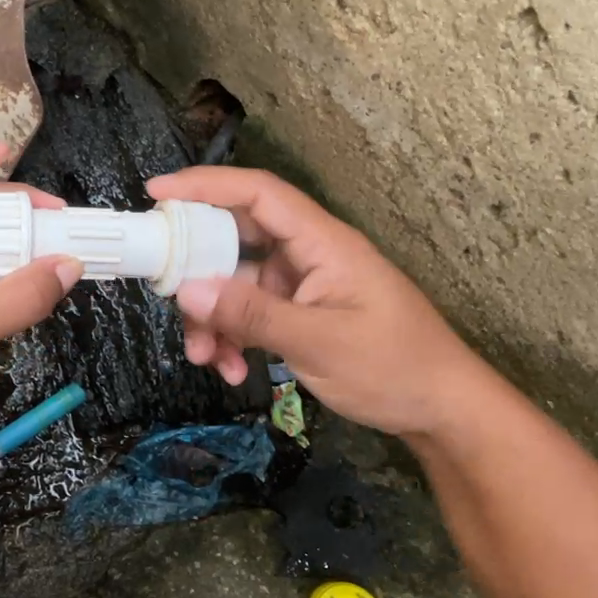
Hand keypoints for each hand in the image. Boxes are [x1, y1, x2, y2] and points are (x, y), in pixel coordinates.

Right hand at [148, 166, 493, 437]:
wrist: (442, 413)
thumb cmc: (394, 368)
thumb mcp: (319, 343)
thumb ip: (251, 314)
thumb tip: (186, 289)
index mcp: (321, 243)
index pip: (257, 194)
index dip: (205, 185)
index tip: (155, 191)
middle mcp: (305, 255)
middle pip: (234, 238)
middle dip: (196, 269)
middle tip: (163, 290)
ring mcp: (298, 285)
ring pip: (232, 283)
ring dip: (210, 317)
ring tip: (204, 357)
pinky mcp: (294, 312)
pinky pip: (245, 312)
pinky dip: (228, 336)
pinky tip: (228, 368)